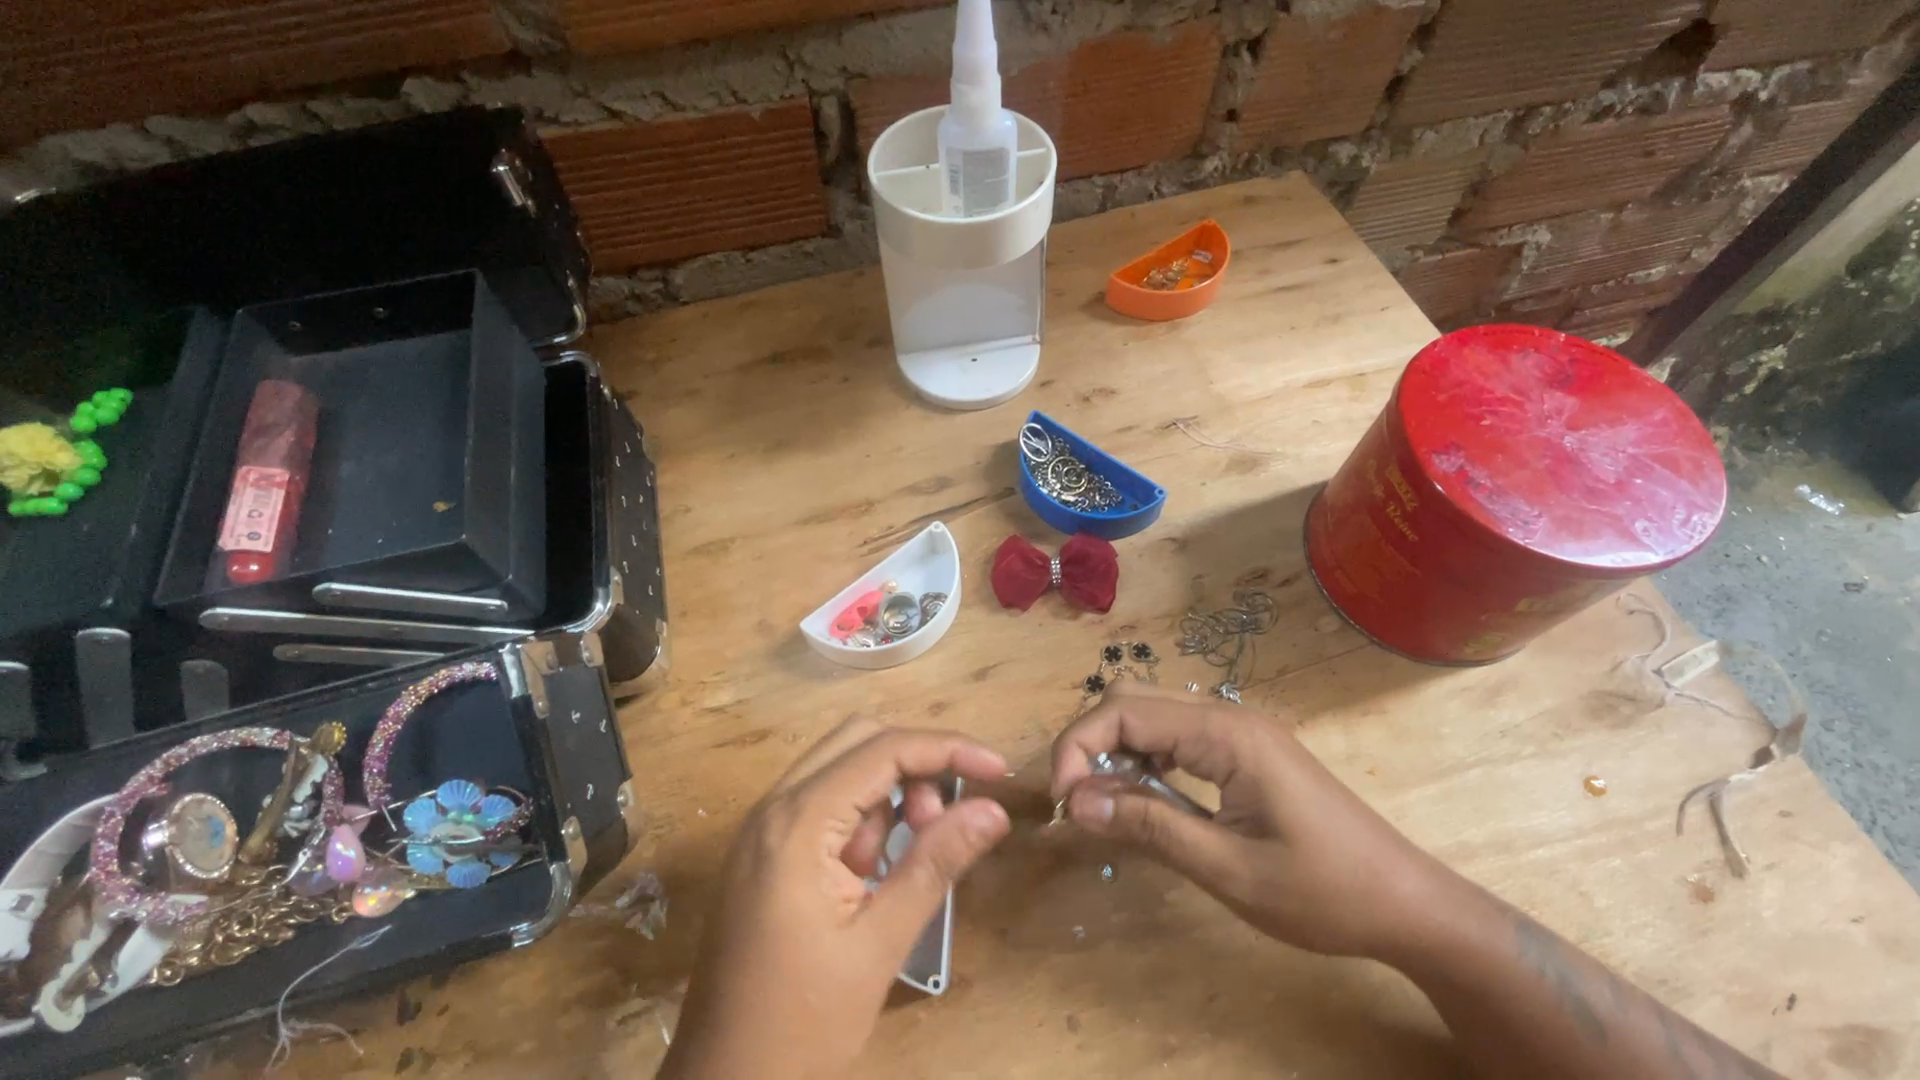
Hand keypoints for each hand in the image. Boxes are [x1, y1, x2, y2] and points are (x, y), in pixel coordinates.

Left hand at [662, 720, 1012, 1079]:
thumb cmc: (802, 1022)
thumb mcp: (879, 943)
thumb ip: (935, 865)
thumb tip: (993, 809)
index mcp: (798, 822)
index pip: (883, 750)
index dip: (948, 750)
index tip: (998, 770)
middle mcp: (774, 807)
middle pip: (858, 741)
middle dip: (915, 766)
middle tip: (947, 820)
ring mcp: (763, 828)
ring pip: (840, 769)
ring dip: (888, 796)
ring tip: (906, 865)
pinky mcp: (764, 852)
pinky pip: (823, 806)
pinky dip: (861, 822)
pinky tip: (872, 876)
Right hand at [1049, 681, 1450, 960]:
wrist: (1406, 904)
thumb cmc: (1322, 892)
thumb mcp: (1228, 869)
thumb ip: (1150, 827)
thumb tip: (1078, 802)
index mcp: (1224, 734)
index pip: (1123, 712)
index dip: (1078, 746)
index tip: (1063, 802)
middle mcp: (1227, 718)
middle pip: (1132, 701)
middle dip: (1091, 742)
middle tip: (1081, 802)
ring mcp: (1238, 734)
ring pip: (1151, 717)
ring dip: (1117, 753)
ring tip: (1108, 807)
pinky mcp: (1244, 754)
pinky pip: (1176, 740)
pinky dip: (1146, 763)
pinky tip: (1145, 802)